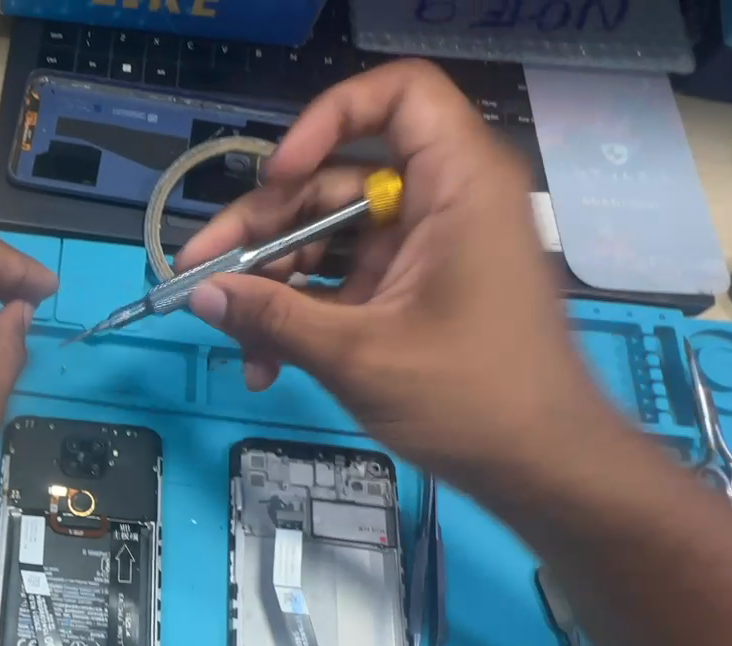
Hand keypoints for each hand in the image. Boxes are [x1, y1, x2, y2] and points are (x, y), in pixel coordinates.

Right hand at [179, 60, 642, 499]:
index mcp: (453, 188)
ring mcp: (416, 252)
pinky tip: (267, 367)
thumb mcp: (355, 355)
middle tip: (198, 278)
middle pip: (330, 181)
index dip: (326, 122)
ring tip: (238, 345)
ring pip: (321, 241)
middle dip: (260, 233)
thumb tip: (200, 295)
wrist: (533, 462)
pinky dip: (295, 319)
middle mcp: (434, 205)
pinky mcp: (401, 293)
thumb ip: (273, 318)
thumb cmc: (467, 397)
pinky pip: (332, 286)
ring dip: (269, 290)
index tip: (272, 181)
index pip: (396, 98)